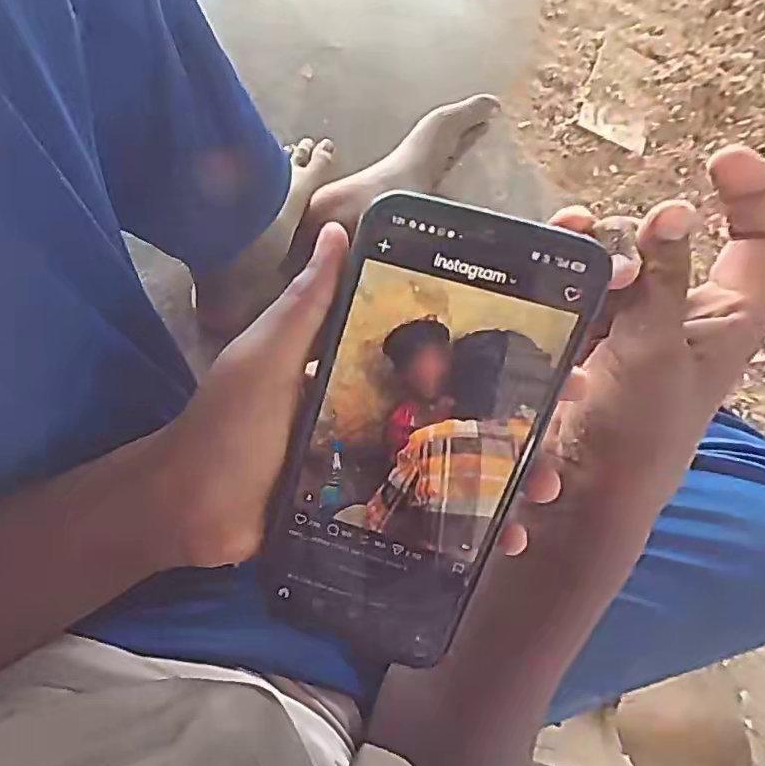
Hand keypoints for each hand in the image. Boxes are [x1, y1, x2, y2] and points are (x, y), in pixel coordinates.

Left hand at [163, 221, 565, 569]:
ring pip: (449, 456)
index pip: (430, 343)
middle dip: (515, 405)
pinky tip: (506, 537)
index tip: (547, 338)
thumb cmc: (226, 424)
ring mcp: (368, 457)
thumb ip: (303, 303)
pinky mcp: (364, 502)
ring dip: (503, 469)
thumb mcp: (264, 355)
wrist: (193, 506)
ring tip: (552, 484)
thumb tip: (337, 227)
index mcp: (349, 364)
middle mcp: (366, 405)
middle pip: (453, 400)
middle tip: (571, 407)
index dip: (489, 340)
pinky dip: (464, 520)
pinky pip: (423, 505)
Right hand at [540, 145, 764, 502]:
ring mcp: (630, 325)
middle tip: (584, 228)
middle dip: (629, 231)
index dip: (751, 193)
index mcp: (729, 314)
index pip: (762, 238)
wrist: (584, 489)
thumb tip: (674, 207)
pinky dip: (561, 281)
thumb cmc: (640, 431)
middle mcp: (681, 312)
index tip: (717, 159)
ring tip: (554, 239)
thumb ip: (662, 283)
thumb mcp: (657, 353)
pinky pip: (578, 291)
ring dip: (585, 252)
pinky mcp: (587, 338)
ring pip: (613, 264)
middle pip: (665, 243)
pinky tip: (539, 274)